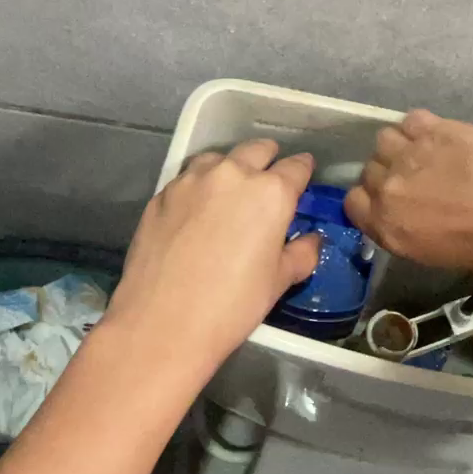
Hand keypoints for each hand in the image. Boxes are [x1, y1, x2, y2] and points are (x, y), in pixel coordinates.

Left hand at [104, 139, 320, 366]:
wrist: (162, 323)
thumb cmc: (233, 304)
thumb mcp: (280, 281)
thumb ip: (302, 253)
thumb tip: (311, 240)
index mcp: (270, 193)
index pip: (296, 168)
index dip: (303, 172)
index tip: (304, 177)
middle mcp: (232, 174)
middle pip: (257, 150)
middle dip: (268, 159)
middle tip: (270, 180)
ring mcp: (191, 181)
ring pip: (219, 158)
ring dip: (231, 167)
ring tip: (232, 190)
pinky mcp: (161, 195)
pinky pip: (188, 179)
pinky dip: (200, 186)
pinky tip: (199, 210)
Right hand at [343, 109, 472, 269]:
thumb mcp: (440, 254)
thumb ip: (410, 231)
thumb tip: (410, 216)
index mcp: (388, 228)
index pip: (354, 204)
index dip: (371, 200)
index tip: (390, 198)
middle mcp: (388, 190)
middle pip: (369, 170)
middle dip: (389, 173)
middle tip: (418, 178)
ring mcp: (408, 155)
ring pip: (384, 140)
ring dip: (402, 146)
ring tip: (428, 154)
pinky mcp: (432, 129)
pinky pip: (411, 121)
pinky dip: (422, 127)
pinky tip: (442, 138)